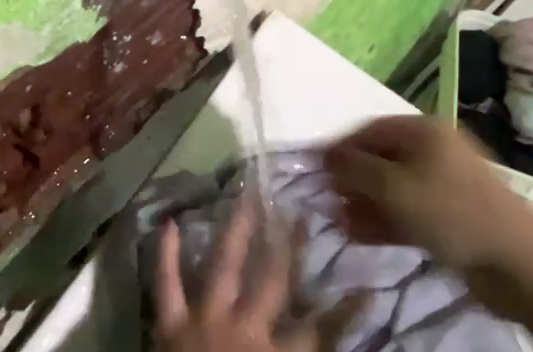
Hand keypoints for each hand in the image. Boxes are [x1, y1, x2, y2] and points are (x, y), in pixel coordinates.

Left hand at [154, 200, 336, 351]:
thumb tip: (329, 346)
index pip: (320, 331)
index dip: (345, 311)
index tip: (366, 288)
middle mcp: (245, 329)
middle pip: (273, 279)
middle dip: (288, 244)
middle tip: (298, 210)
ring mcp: (205, 321)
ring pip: (223, 265)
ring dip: (236, 229)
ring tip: (246, 194)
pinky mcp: (169, 325)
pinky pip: (166, 284)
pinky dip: (165, 254)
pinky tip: (168, 222)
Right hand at [323, 115, 532, 268]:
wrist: (516, 261)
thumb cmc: (450, 211)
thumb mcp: (394, 187)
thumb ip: (355, 169)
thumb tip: (326, 156)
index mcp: (424, 130)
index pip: (371, 129)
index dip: (341, 147)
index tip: (315, 169)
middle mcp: (434, 150)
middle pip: (382, 158)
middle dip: (352, 179)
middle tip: (326, 199)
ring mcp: (444, 184)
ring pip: (393, 187)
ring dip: (365, 202)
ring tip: (339, 221)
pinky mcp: (450, 215)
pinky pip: (408, 210)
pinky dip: (385, 219)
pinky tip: (360, 234)